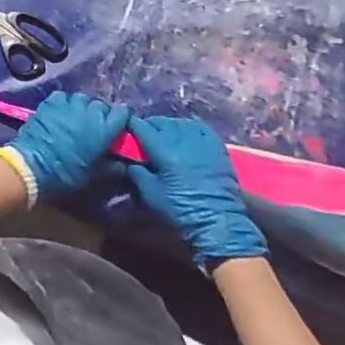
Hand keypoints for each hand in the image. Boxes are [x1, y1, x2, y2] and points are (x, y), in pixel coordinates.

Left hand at [0, 92, 131, 203]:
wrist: (33, 164)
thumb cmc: (67, 172)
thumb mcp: (94, 174)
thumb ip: (113, 166)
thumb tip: (125, 165)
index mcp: (105, 128)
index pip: (123, 112)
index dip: (123, 117)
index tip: (120, 124)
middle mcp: (90, 111)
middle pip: (102, 105)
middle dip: (101, 114)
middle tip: (96, 126)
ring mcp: (69, 103)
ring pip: (82, 98)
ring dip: (83, 107)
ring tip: (78, 117)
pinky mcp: (51, 101)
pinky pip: (63, 97)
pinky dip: (65, 103)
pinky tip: (61, 112)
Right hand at [126, 115, 266, 265]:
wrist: (218, 223)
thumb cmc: (180, 210)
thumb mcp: (150, 194)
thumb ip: (137, 173)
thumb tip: (129, 161)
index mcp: (163, 152)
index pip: (142, 127)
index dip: (132, 124)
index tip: (126, 127)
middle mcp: (181, 141)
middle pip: (161, 122)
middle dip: (150, 125)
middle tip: (145, 134)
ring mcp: (201, 142)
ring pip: (180, 122)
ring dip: (169, 125)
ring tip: (166, 133)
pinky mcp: (217, 147)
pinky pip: (201, 128)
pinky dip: (190, 127)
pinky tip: (186, 133)